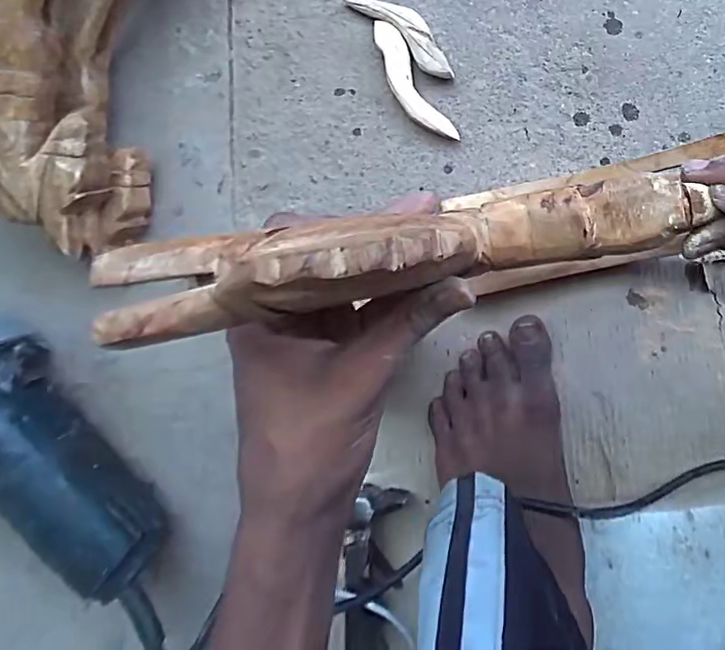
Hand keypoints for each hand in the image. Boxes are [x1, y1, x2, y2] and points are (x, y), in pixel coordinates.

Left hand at [228, 193, 473, 513]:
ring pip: (346, 274)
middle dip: (373, 235)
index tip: (384, 218)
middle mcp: (278, 307)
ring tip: (428, 233)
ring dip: (385, 259)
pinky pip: (360, 300)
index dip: (334, 223)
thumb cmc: (310, 441)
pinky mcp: (330, 338)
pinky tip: (423, 272)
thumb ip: (412, 322)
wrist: (298, 509)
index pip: (287, 243)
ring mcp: (305, 323)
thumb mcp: (364, 374)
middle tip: (421, 214)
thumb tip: (464, 283)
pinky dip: (390, 288)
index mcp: (260, 310)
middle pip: (324, 253)